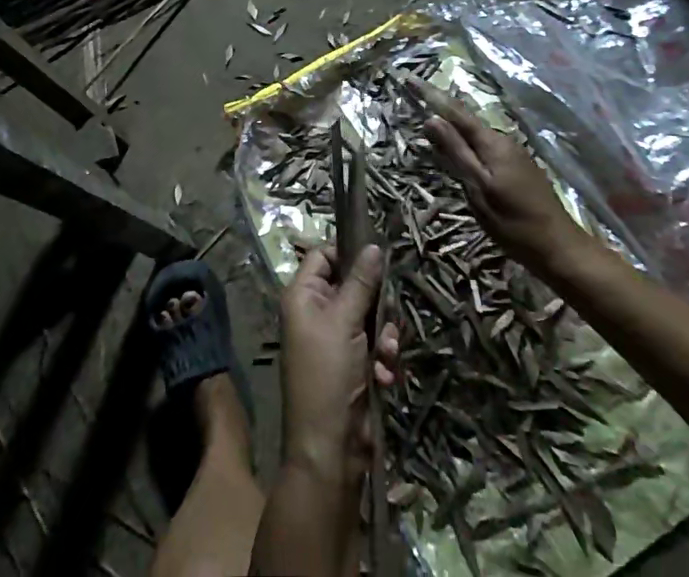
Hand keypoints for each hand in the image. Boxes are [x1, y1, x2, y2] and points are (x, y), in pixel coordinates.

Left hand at [280, 244, 400, 477]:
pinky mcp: (354, 362)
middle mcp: (316, 312)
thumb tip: (372, 246)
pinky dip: (384, 359)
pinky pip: (377, 346)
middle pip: (354, 287)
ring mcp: (336, 338)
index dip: (348, 254)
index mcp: (302, 295)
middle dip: (376, 305)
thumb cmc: (328, 371)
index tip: (379, 257)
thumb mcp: (344, 321)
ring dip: (384, 337)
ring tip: (385, 356)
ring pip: (371, 317)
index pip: (323, 256)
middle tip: (385, 319)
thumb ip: (361, 283)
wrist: (331, 442)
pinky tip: (385, 377)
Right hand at [424, 105, 586, 264]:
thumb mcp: (477, 186)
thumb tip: (431, 119)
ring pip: (476, 136)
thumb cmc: (512, 221)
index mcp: (493, 143)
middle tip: (415, 98)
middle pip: (467, 121)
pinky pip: (485, 148)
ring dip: (453, 128)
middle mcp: (505, 142)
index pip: (456, 112)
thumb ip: (456, 152)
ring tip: (429, 124)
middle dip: (441, 109)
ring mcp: (514, 156)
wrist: (558, 247)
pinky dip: (466, 145)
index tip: (410, 79)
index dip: (431, 95)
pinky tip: (457, 151)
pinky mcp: (518, 169)